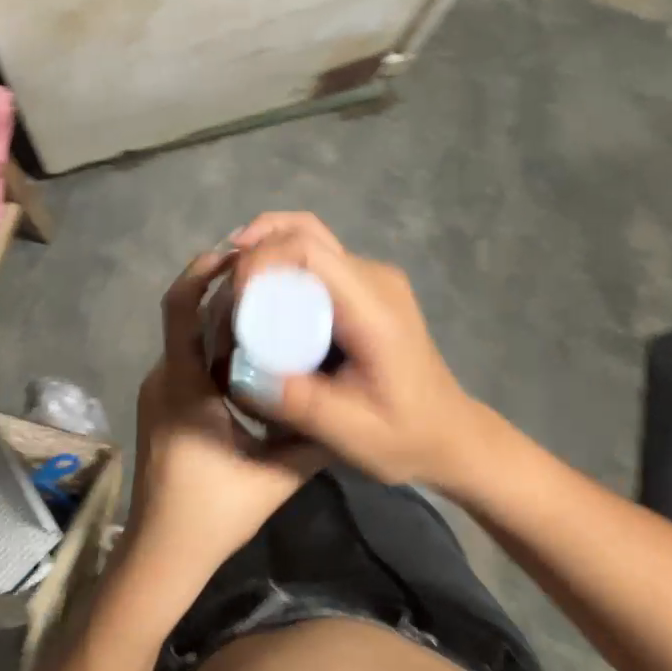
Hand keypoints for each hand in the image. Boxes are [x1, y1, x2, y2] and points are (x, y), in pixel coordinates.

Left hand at [125, 247, 328, 585]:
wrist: (163, 551)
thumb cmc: (212, 513)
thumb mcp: (275, 477)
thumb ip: (310, 437)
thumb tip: (345, 399)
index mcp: (182, 383)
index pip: (179, 308)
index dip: (202, 273)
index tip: (236, 251)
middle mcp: (164, 377)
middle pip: (187, 318)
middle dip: (223, 293)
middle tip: (271, 275)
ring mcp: (160, 391)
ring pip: (188, 340)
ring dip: (220, 321)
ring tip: (271, 307)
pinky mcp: (163, 405)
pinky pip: (188, 363)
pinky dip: (215, 349)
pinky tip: (254, 355)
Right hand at [231, 212, 486, 489]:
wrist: (452, 438)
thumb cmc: (405, 437)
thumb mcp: (351, 433)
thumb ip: (299, 402)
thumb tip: (240, 371)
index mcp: (373, 308)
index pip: (307, 251)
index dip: (260, 263)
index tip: (232, 301)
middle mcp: (372, 278)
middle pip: (301, 232)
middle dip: (252, 252)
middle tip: (219, 290)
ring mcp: (368, 277)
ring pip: (303, 236)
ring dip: (260, 253)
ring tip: (229, 288)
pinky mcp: (360, 285)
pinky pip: (309, 256)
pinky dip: (274, 264)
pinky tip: (252, 296)